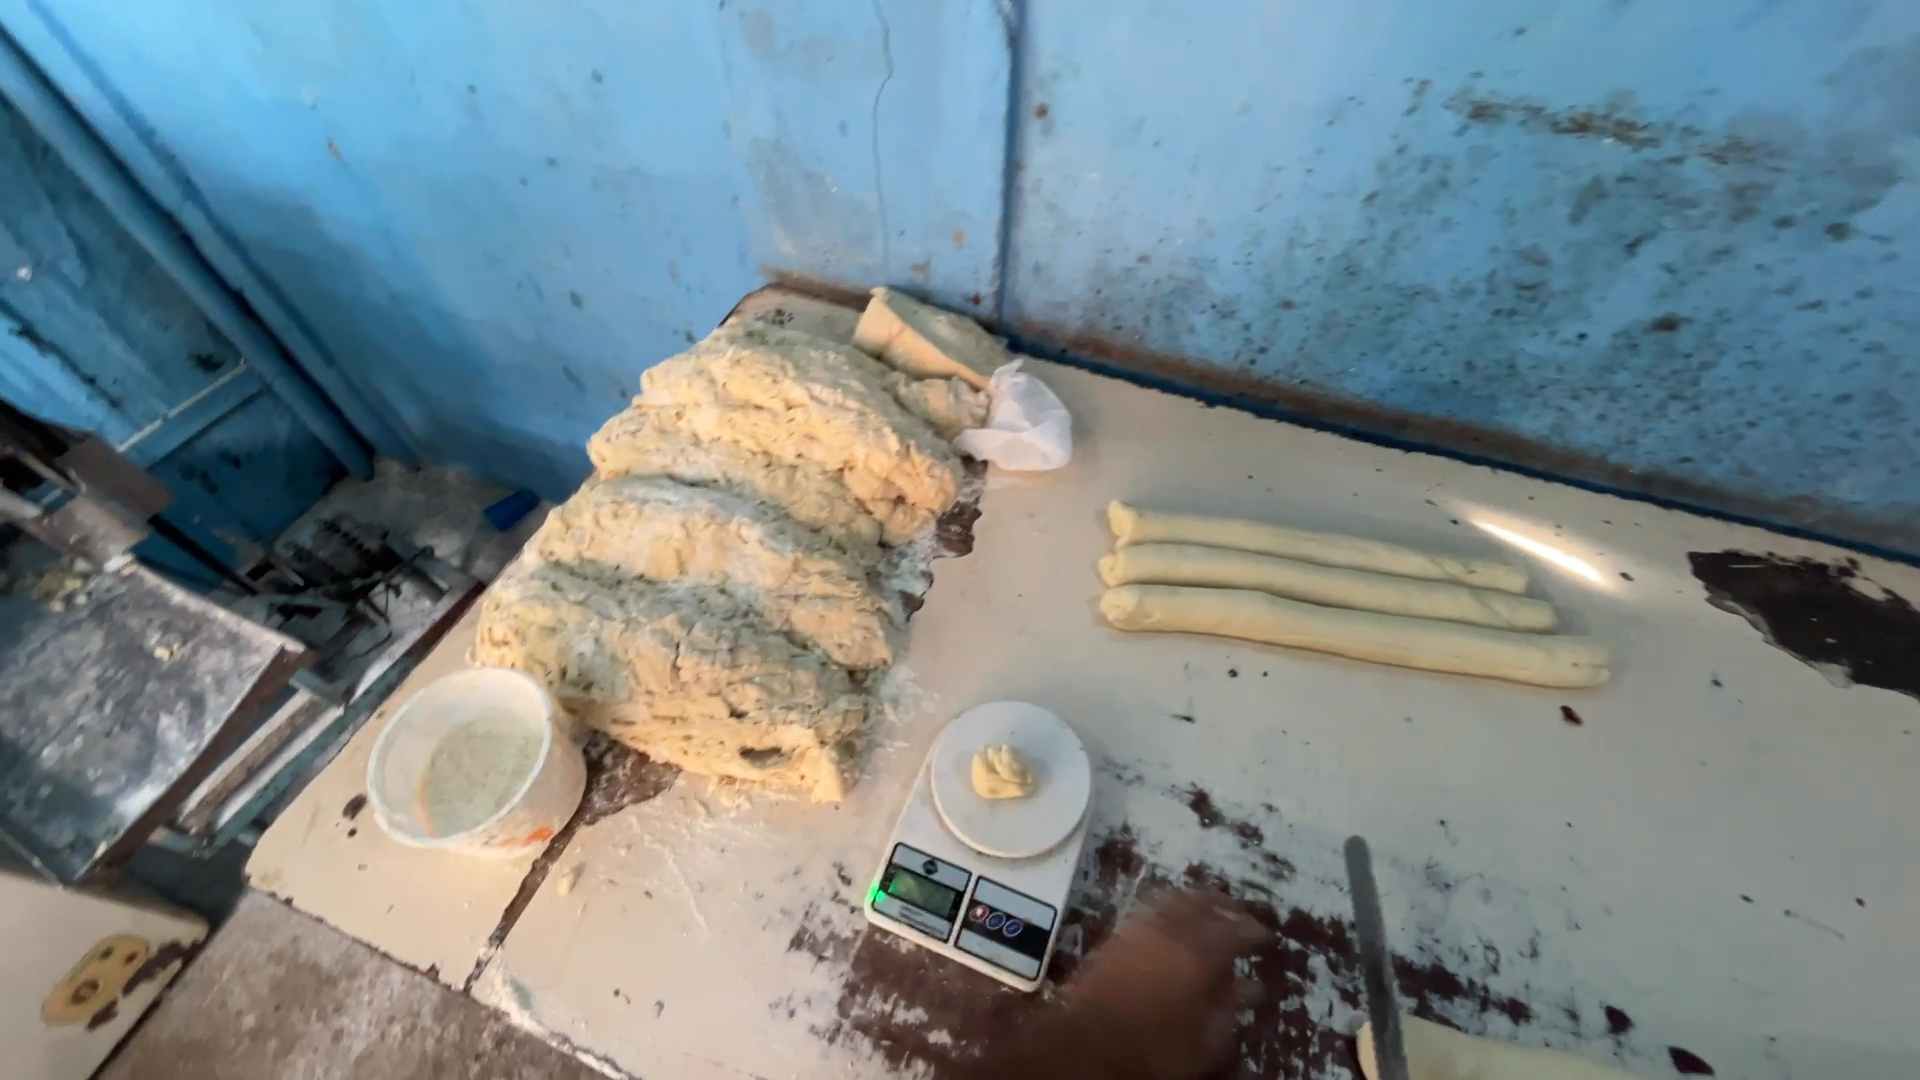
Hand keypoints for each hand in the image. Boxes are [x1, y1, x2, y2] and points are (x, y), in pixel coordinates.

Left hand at [1064, 889, 1270, 1079]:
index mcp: (1198, 954)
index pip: (1233, 930)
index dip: (1252, 930)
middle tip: (1239, 912)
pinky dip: (1170, 904)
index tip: (1265, 935)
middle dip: (1224, 905)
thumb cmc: (1155, 1046)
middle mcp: (1171, 929)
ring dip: (1196, 899)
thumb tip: (1252, 986)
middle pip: (1202, 903)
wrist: (1091, 1038)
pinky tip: (1173, 916)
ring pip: (1175, 898)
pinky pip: (1152, 905)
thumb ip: (1229, 1007)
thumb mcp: (1205, 1039)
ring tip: (1210, 907)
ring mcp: (1141, 925)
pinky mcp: (1119, 930)